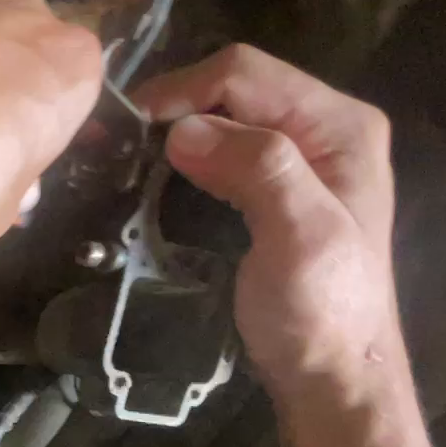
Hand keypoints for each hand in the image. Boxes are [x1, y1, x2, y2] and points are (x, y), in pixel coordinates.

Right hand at [135, 45, 404, 405]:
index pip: (245, 76)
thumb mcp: (298, 236)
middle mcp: (317, 132)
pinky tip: (146, 185)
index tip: (118, 131)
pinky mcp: (264, 197)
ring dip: (167, 136)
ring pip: (219, 124)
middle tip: (108, 148)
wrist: (331, 370)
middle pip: (231, 92)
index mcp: (337, 126)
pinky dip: (175, 164)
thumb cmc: (320, 309)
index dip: (179, 92)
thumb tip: (182, 131)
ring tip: (117, 164)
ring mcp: (290, 165)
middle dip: (169, 110)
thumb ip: (256, 171)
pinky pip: (214, 160)